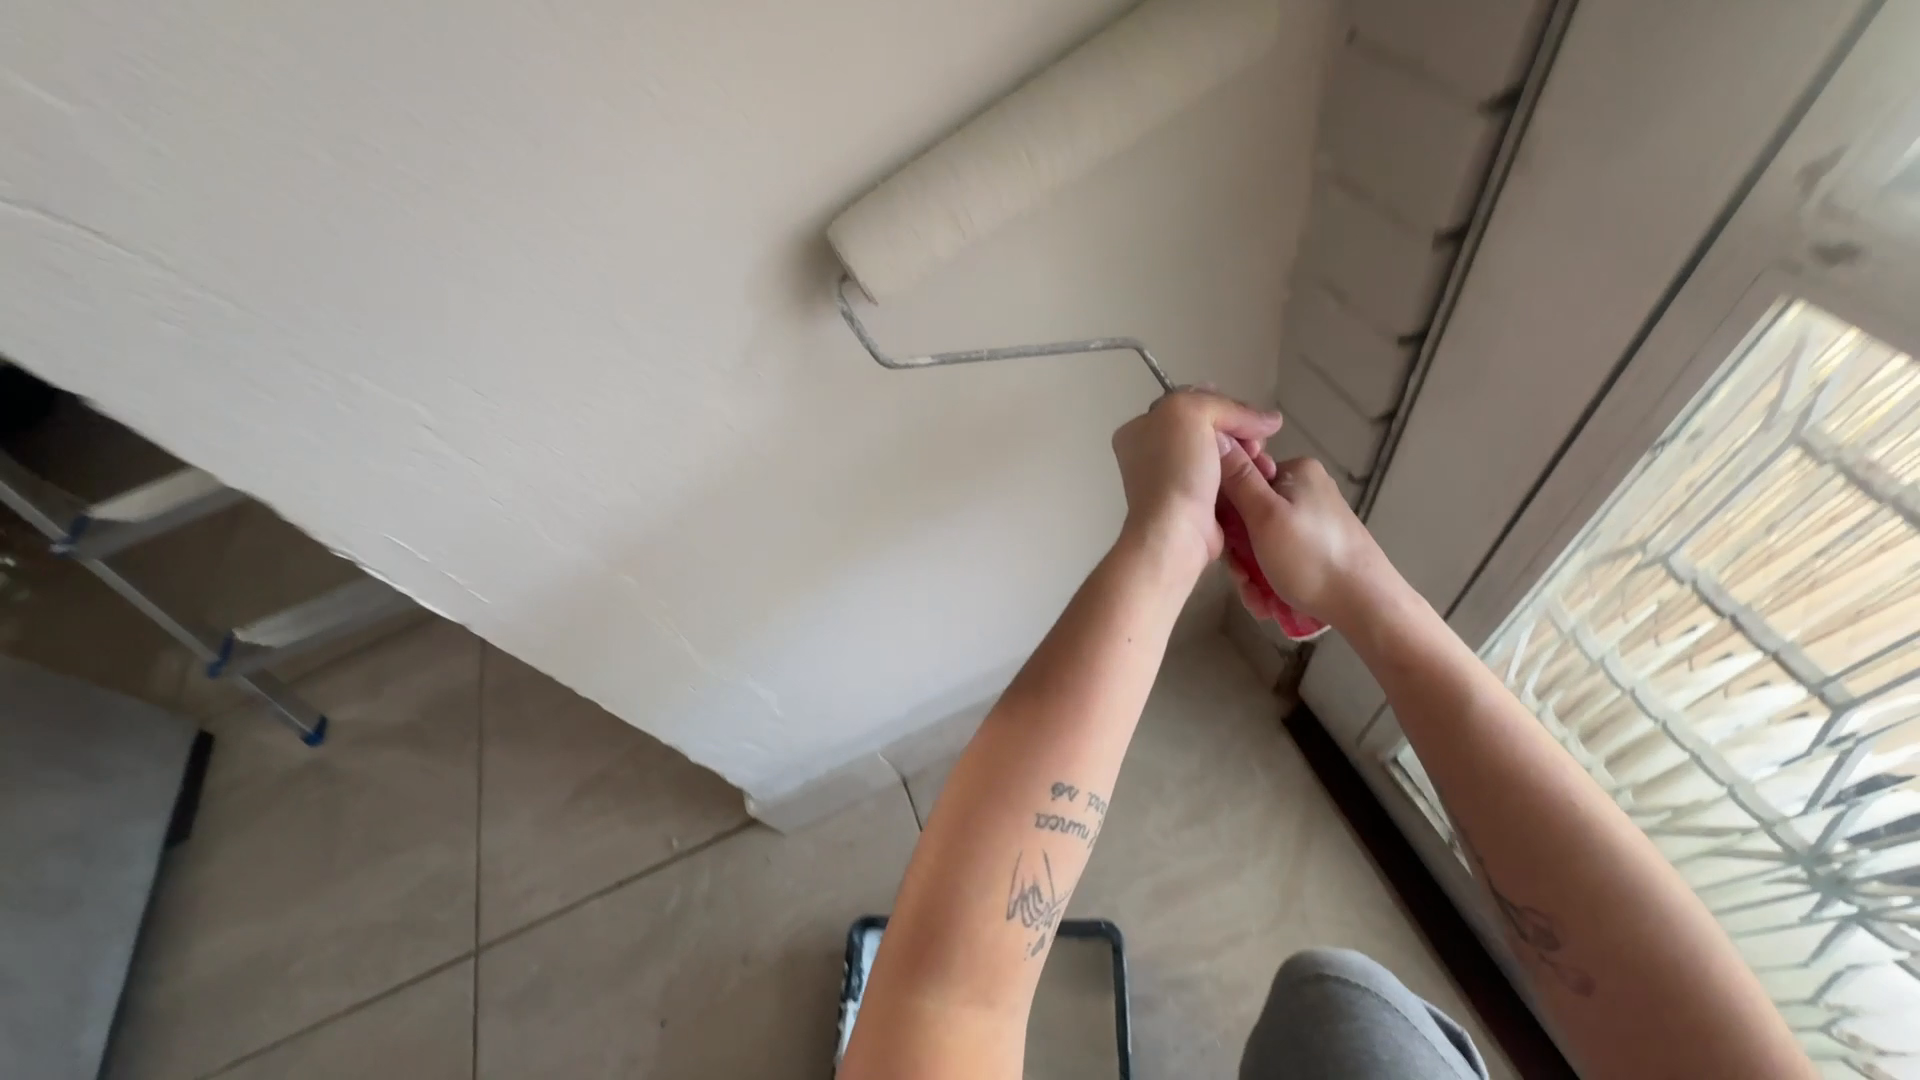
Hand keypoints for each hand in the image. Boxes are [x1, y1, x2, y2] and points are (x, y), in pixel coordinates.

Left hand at [1110, 389, 1282, 570]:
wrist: (1176, 530)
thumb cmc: (1175, 468)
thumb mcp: (1191, 413)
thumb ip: (1226, 406)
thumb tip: (1267, 419)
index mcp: (1141, 429)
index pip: (1189, 402)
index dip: (1221, 404)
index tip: (1247, 416)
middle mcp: (1154, 452)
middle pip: (1209, 429)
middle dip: (1240, 431)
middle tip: (1256, 443)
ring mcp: (1175, 479)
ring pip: (1223, 454)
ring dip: (1249, 453)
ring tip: (1263, 461)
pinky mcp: (1197, 502)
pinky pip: (1227, 479)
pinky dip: (1247, 475)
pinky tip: (1262, 475)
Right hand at [1217, 447, 1393, 626]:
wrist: (1365, 605)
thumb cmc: (1311, 557)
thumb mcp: (1265, 516)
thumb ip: (1237, 478)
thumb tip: (1216, 435)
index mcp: (1294, 472)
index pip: (1238, 481)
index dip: (1224, 517)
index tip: (1225, 548)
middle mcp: (1304, 489)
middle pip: (1248, 517)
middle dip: (1240, 555)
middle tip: (1244, 581)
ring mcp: (1311, 519)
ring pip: (1259, 542)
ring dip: (1252, 573)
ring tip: (1259, 599)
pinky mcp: (1316, 545)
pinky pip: (1278, 556)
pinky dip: (1269, 579)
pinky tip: (1268, 601)